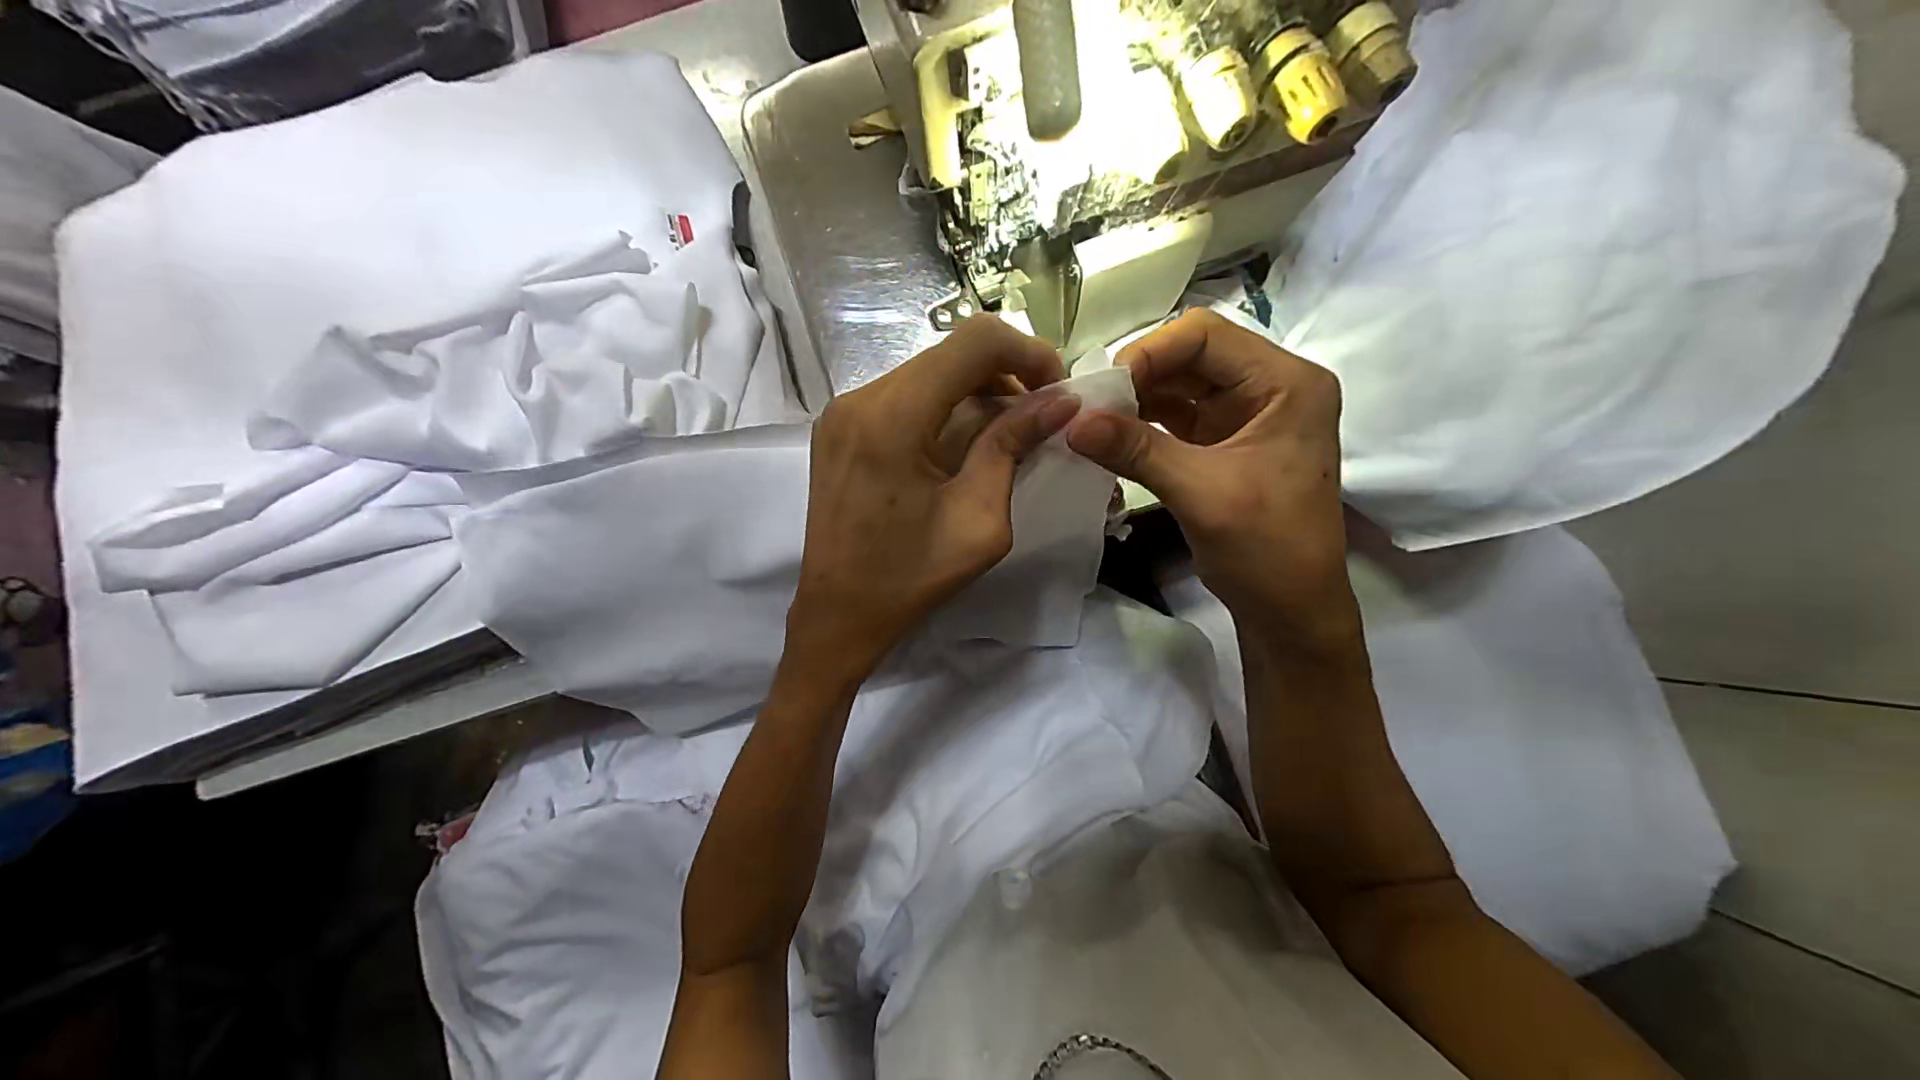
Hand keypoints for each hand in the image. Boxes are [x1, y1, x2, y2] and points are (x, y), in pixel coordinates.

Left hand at [788, 316, 1079, 683]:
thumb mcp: (979, 521)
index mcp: (893, 418)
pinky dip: (944, 405)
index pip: (974, 341)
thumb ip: (1012, 448)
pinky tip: (963, 443)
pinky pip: (904, 394)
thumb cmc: (910, 579)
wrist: (837, 613)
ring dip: (976, 390)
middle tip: (1039, 417)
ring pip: (928, 370)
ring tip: (1007, 433)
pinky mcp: (840, 426)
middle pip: (950, 352)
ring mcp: (843, 410)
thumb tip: (1061, 402)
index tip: (1056, 394)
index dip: (1028, 354)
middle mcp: (860, 398)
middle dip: (1006, 373)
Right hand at [1066, 309, 1357, 648]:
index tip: (1106, 391)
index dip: (1151, 353)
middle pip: (1190, 356)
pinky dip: (1142, 424)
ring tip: (1093, 423)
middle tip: (1091, 408)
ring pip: (1178, 385)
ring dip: (1135, 401)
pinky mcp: (1222, 441)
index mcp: (1286, 384)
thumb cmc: (1266, 548)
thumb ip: (1137, 451)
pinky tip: (1109, 437)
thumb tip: (1073, 423)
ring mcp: (1245, 414)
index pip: (1207, 336)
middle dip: (1138, 378)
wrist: (1290, 607)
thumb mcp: (1201, 493)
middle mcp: (1268, 387)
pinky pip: (1175, 416)